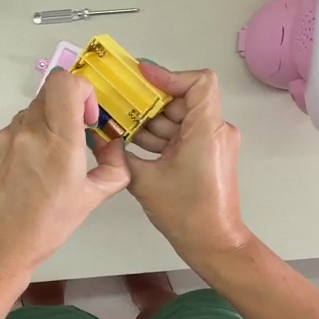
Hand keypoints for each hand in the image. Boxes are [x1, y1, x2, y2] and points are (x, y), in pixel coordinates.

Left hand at [0, 69, 128, 284]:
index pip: (67, 83)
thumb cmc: (43, 229)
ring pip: (34, 108)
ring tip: (56, 155)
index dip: (84, 90)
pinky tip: (35, 166)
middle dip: (70, 105)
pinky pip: (19, 126)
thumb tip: (114, 145)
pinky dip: (33, 134)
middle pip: (51, 90)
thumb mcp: (89, 201)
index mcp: (58, 143)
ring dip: (50, 120)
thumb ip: (112, 168)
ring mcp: (7, 137)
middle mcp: (30, 132)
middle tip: (78, 132)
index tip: (88, 118)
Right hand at [119, 63, 252, 264]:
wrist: (213, 243)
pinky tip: (133, 143)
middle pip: (183, 99)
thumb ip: (121, 154)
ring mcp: (213, 143)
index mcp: (207, 130)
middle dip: (150, 101)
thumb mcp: (144, 181)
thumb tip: (102, 137)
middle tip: (120, 102)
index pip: (198, 82)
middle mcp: (215, 131)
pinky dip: (160, 136)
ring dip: (151, 120)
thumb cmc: (188, 214)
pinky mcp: (207, 155)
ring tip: (121, 125)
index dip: (169, 75)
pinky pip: (182, 134)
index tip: (141, 77)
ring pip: (180, 117)